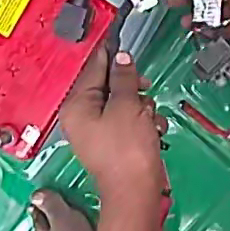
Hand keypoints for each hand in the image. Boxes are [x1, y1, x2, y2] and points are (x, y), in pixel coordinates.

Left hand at [60, 48, 164, 208]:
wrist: (137, 191)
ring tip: (148, 120)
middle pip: (110, 85)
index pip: (93, 68)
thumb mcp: (127, 105)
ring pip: (125, 102)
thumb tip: (122, 59)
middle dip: (132, 88)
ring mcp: (99, 131)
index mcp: (77, 106)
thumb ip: (124, 78)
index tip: (121, 39)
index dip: (111, 54)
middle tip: (143, 90)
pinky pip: (131, 120)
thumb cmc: (127, 151)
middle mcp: (83, 117)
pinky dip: (145, 122)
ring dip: (143, 107)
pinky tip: (152, 130)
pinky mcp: (116, 142)